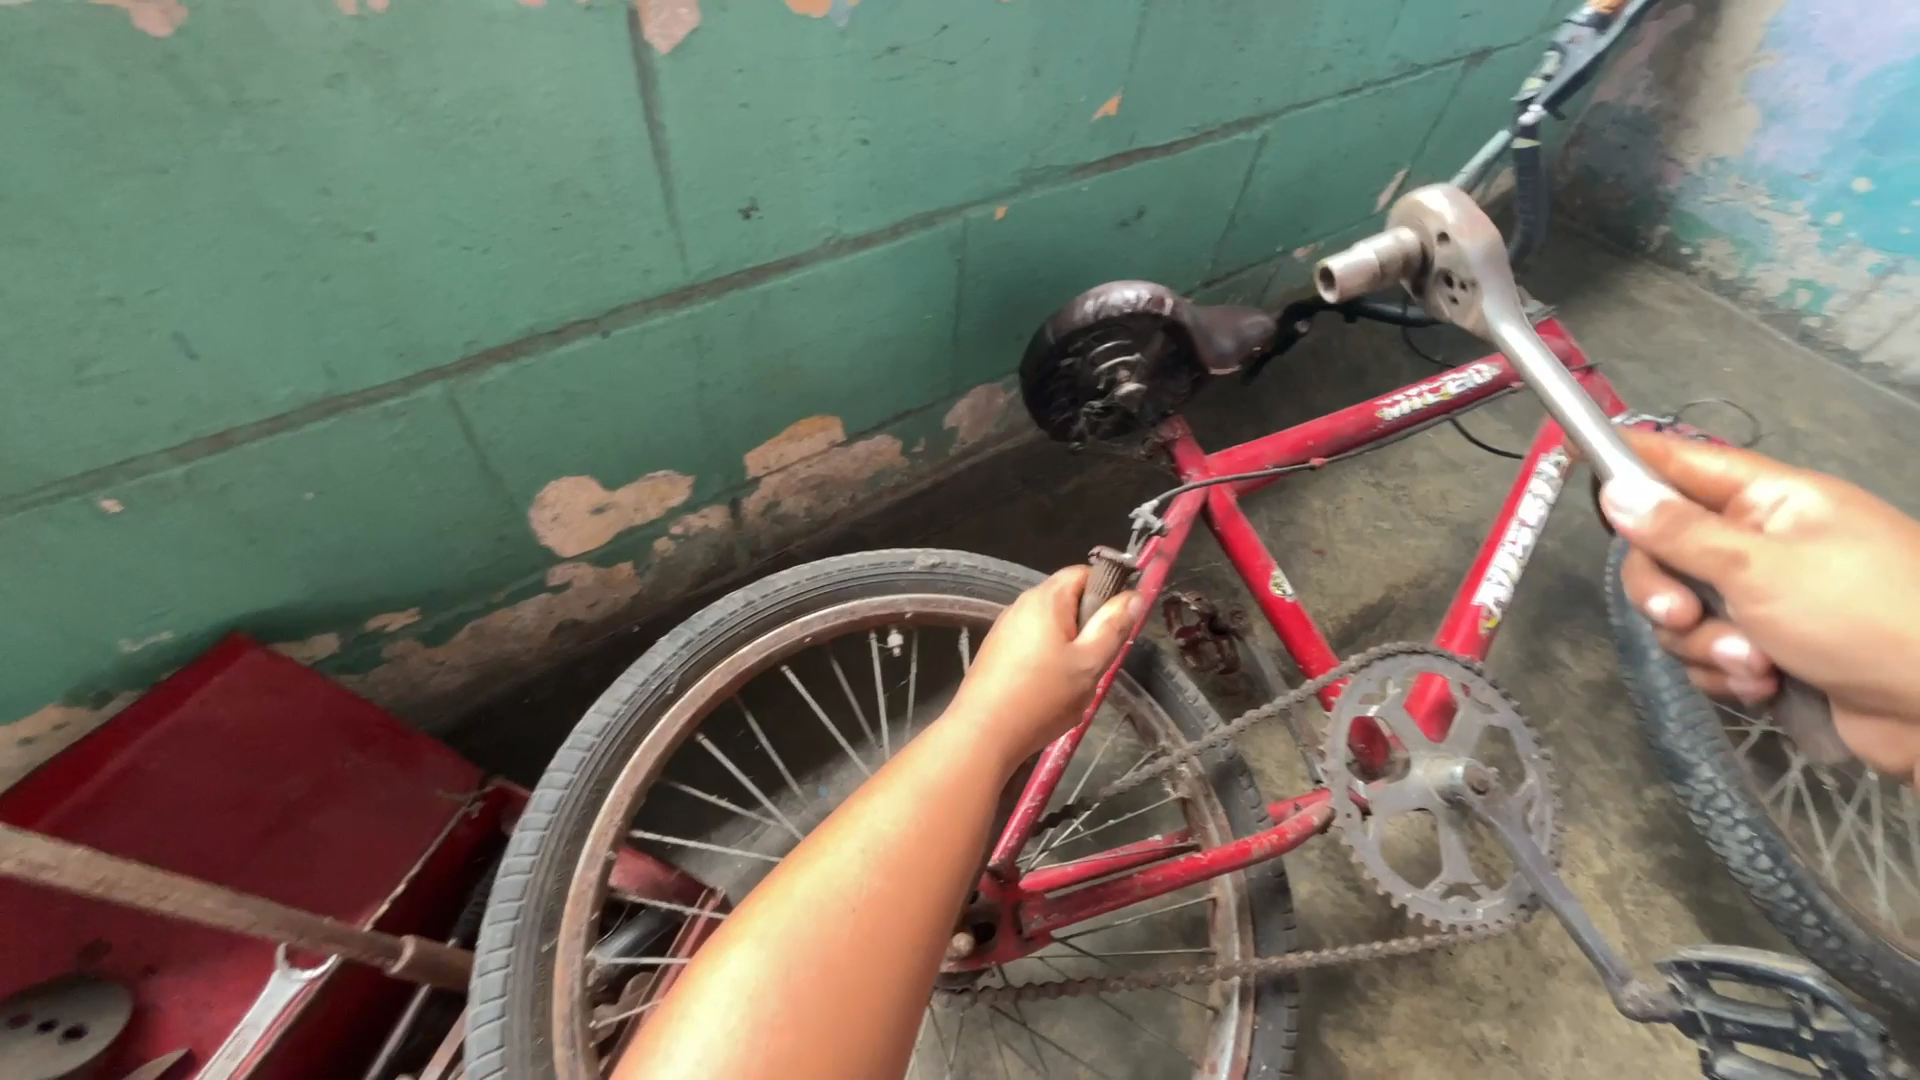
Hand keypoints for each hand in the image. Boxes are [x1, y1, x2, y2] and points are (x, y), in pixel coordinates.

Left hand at [944, 566, 1141, 768]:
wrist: (982, 733)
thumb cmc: (1041, 696)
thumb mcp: (1089, 663)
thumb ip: (1113, 626)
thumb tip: (1134, 594)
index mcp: (1046, 598)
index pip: (1084, 572)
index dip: (1108, 591)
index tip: (1118, 624)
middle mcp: (1021, 604)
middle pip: (1067, 599)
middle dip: (1088, 626)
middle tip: (1097, 660)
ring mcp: (1006, 627)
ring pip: (1052, 626)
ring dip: (1069, 648)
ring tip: (1074, 681)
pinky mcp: (997, 650)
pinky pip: (1033, 643)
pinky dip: (1048, 660)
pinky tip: (1048, 690)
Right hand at [1601, 430, 1919, 776]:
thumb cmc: (1868, 618)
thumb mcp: (1763, 568)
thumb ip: (1678, 531)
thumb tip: (1615, 490)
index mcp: (1773, 504)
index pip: (1683, 464)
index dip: (1629, 458)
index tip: (1572, 450)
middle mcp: (1760, 544)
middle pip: (1659, 550)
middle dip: (1661, 590)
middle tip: (1679, 614)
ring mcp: (1761, 598)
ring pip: (1675, 608)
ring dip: (1700, 641)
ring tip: (1752, 664)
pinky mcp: (1762, 647)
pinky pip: (1700, 649)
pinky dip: (1721, 671)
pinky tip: (1763, 684)